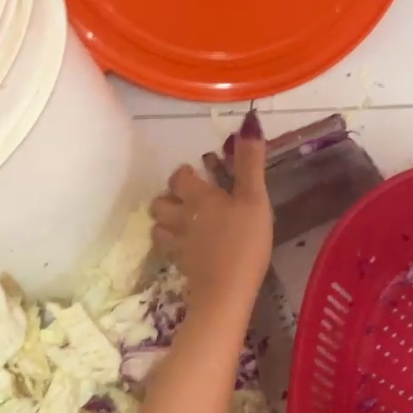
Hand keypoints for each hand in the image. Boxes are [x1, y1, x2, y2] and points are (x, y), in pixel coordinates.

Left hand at [151, 112, 273, 312]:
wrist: (228, 290)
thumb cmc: (244, 242)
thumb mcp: (254, 198)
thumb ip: (250, 163)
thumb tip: (249, 122)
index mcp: (198, 197)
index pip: (178, 178)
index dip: (184, 175)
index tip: (194, 174)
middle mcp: (181, 218)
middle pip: (160, 203)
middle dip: (169, 199)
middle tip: (186, 200)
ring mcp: (178, 245)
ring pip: (159, 228)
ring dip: (166, 223)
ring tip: (182, 223)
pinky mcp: (182, 267)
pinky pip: (170, 252)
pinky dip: (175, 246)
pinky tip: (188, 250)